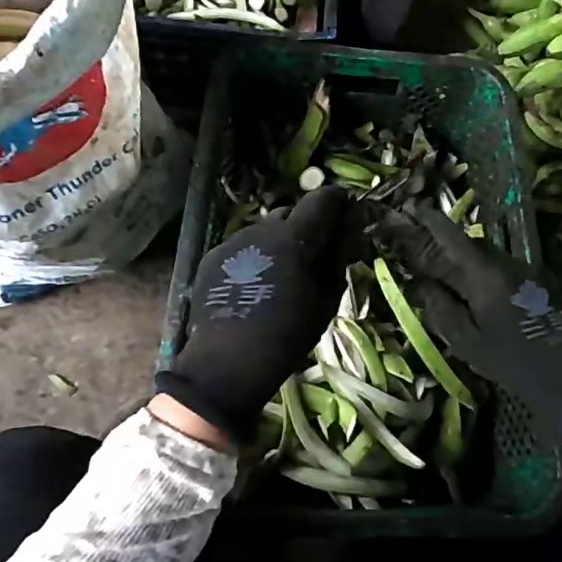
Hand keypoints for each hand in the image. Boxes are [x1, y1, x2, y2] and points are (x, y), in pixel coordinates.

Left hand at [158, 186, 349, 443]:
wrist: (227, 362)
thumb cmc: (287, 335)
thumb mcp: (325, 300)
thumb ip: (338, 256)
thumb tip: (349, 227)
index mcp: (293, 239)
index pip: (320, 201)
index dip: (336, 200)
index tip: (346, 206)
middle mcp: (260, 230)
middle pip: (290, 213)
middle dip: (305, 224)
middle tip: (314, 249)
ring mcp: (233, 242)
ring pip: (263, 229)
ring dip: (278, 239)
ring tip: (283, 269)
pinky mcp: (213, 257)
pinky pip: (242, 246)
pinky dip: (255, 255)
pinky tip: (256, 282)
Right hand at [376, 203, 561, 449]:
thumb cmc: (512, 361)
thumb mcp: (466, 341)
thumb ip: (440, 309)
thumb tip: (421, 285)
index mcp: (484, 276)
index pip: (451, 238)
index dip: (429, 221)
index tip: (410, 207)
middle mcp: (504, 264)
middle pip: (467, 243)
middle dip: (441, 239)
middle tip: (418, 242)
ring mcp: (521, 272)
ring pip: (482, 255)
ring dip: (459, 256)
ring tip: (438, 267)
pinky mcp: (532, 283)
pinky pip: (495, 267)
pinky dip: (475, 270)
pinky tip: (468, 288)